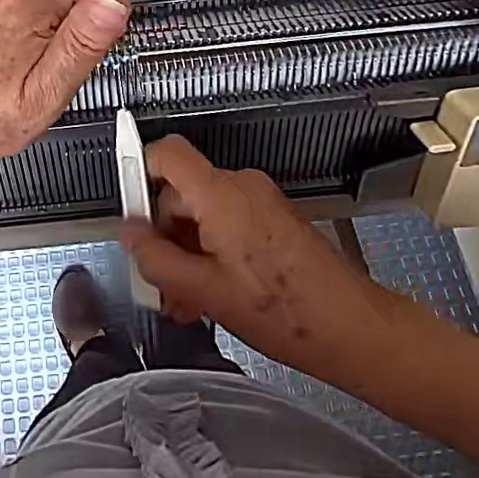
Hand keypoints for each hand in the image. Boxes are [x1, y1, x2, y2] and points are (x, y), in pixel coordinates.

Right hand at [121, 136, 394, 379]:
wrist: (349, 324)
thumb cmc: (284, 309)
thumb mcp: (205, 291)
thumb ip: (157, 259)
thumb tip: (130, 234)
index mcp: (220, 193)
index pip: (167, 153)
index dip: (139, 170)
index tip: (128, 206)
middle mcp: (240, 185)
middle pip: (180, 192)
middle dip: (164, 236)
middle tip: (161, 283)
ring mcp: (258, 200)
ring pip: (202, 214)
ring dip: (187, 252)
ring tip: (187, 300)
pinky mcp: (271, 217)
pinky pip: (226, 222)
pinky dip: (211, 251)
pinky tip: (210, 294)